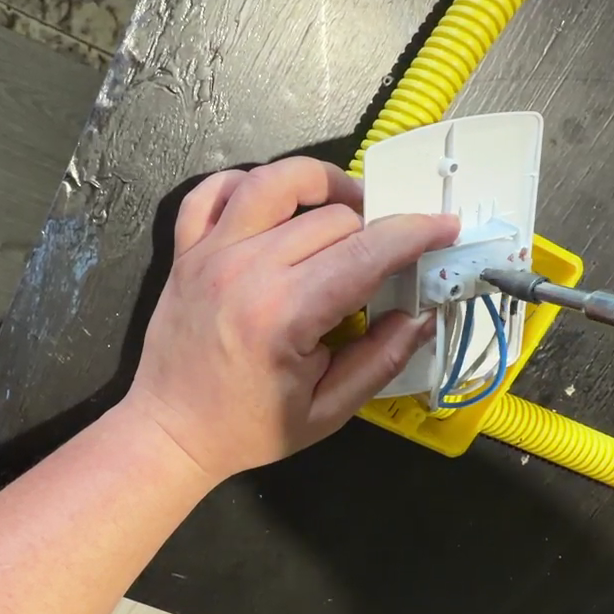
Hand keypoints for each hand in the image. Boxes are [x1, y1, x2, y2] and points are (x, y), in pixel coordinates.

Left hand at [120, 157, 458, 482]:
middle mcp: (245, 271)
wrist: (170, 431)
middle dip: (375, 227)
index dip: (416, 233)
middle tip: (388, 253)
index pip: (367, 251)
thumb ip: (379, 361)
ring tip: (345, 208)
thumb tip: (422, 314)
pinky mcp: (184, 253)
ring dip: (320, 184)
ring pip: (275, 182)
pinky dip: (246, 184)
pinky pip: (212, 191)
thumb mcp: (326, 412)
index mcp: (284, 315)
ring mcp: (209, 255)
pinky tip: (273, 205)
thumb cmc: (246, 429)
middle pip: (332, 216)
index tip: (444, 228)